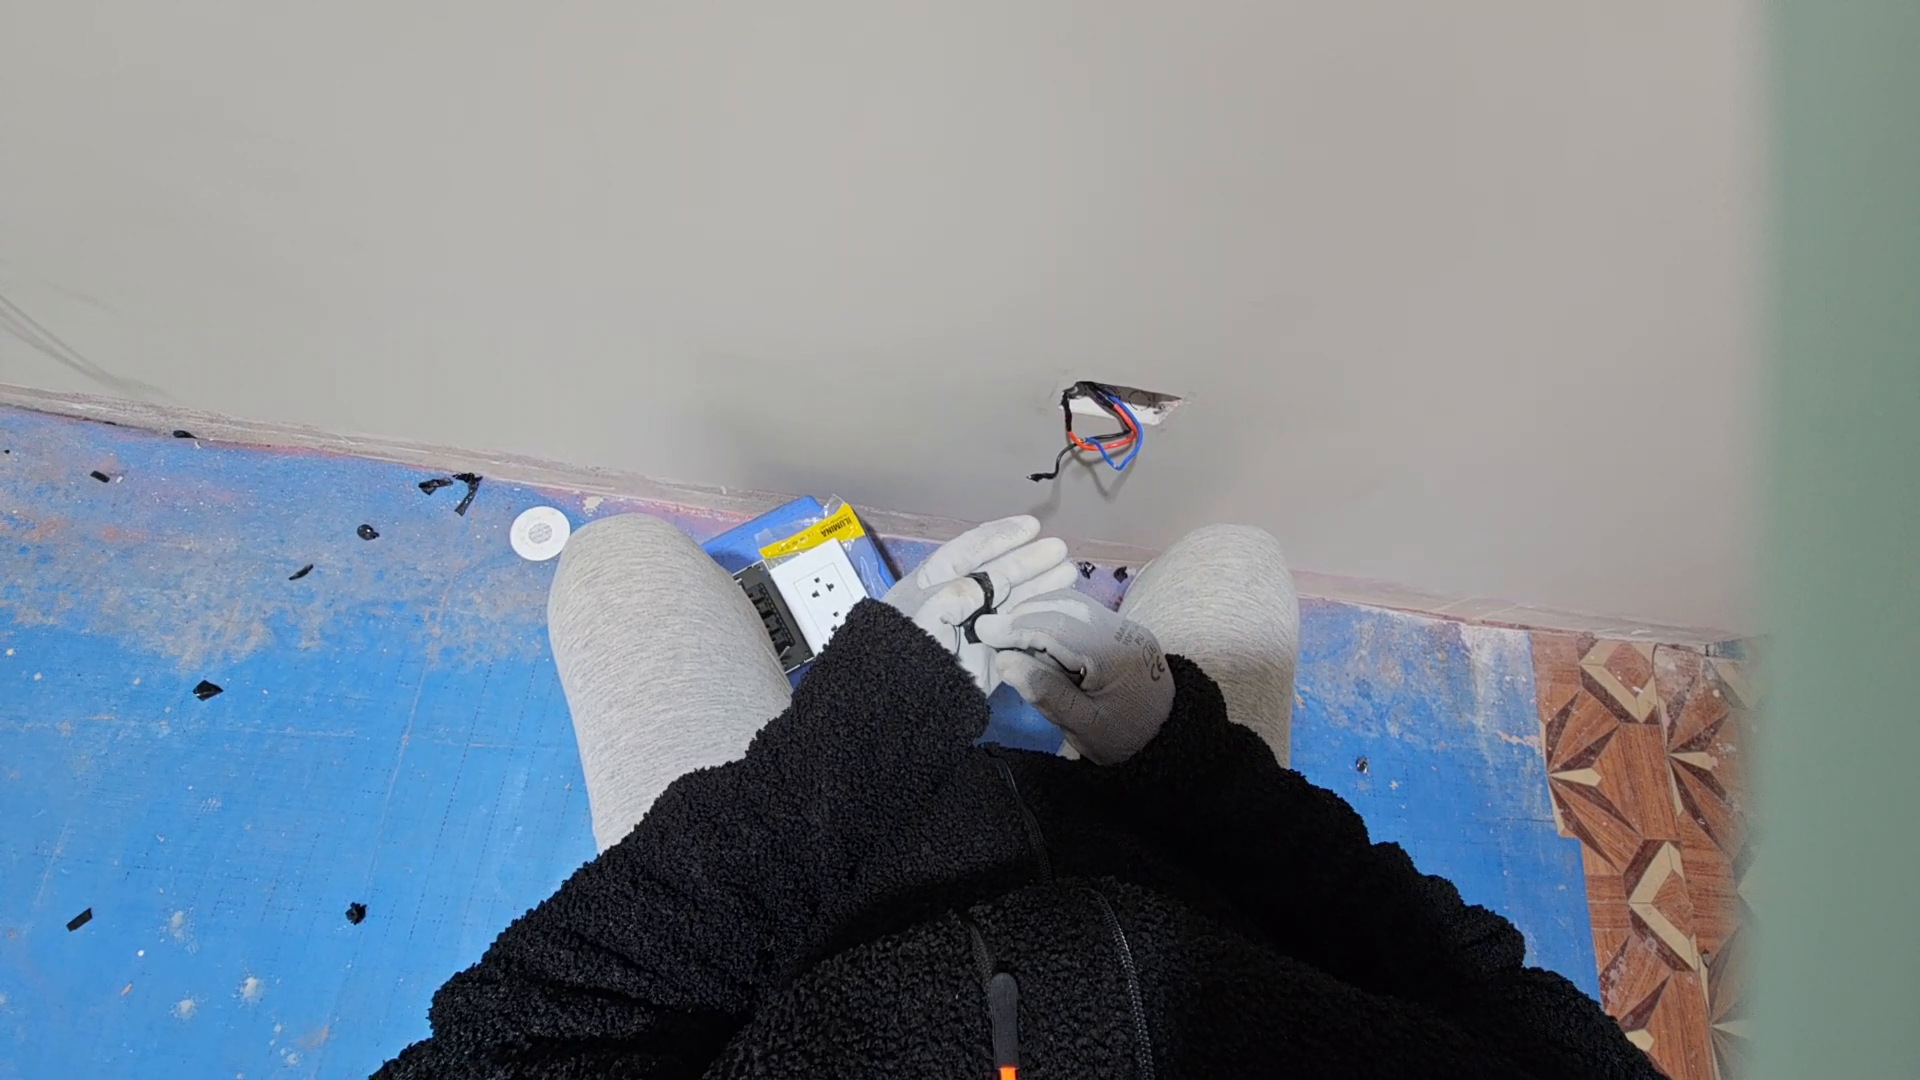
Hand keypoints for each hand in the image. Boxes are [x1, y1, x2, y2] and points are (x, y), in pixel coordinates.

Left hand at [884, 516, 1078, 692]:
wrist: (909, 704)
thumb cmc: (909, 651)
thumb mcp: (925, 616)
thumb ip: (956, 593)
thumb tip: (987, 581)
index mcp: (931, 584)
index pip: (968, 551)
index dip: (999, 536)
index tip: (1030, 526)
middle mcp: (956, 600)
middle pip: (997, 572)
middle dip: (1028, 560)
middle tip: (1059, 548)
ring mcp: (975, 626)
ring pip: (1013, 597)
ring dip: (1040, 582)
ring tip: (1068, 570)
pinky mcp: (991, 651)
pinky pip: (1020, 627)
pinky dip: (1040, 613)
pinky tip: (1060, 601)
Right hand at [973, 589, 1174, 764]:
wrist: (1169, 740)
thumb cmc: (1123, 739)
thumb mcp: (1082, 725)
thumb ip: (1045, 691)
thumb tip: (1003, 660)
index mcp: (1113, 655)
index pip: (1056, 628)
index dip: (1017, 628)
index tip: (983, 631)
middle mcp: (1121, 630)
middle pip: (1064, 606)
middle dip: (1024, 615)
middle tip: (990, 631)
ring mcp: (1124, 626)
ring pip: (1072, 603)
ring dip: (1037, 613)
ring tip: (1009, 634)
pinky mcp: (1121, 629)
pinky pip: (1081, 613)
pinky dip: (1053, 618)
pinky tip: (1036, 635)